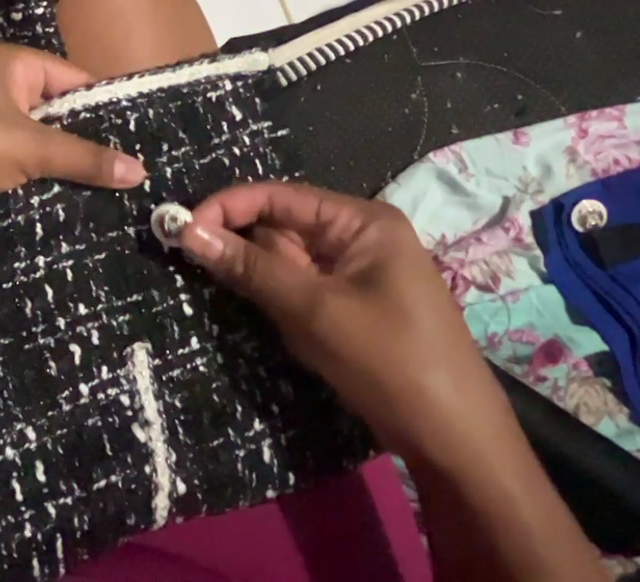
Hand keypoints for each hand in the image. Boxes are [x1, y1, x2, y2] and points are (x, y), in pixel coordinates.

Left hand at [0, 44, 146, 233]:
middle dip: (83, 136)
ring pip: (35, 135)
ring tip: (108, 184)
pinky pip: (15, 154)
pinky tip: (64, 192)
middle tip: (129, 166)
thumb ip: (85, 158)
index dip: (103, 105)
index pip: (71, 76)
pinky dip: (35, 171)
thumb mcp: (31, 148)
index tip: (138, 136)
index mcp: (9, 63)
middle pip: (54, 107)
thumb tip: (141, 170)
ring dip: (60, 158)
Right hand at [178, 182, 513, 466]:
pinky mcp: (353, 307)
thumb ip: (248, 267)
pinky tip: (292, 333)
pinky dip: (284, 305)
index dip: (228, 207)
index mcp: (362, 221)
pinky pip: (302, 291)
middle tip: (203, 271)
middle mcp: (359, 238)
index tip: (183, 230)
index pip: (279, 196)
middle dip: (245, 250)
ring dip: (266, 284)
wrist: (456, 443)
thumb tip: (187, 231)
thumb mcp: (312, 310)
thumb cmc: (389, 361)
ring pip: (287, 262)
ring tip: (276, 318)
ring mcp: (358, 274)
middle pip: (281, 227)